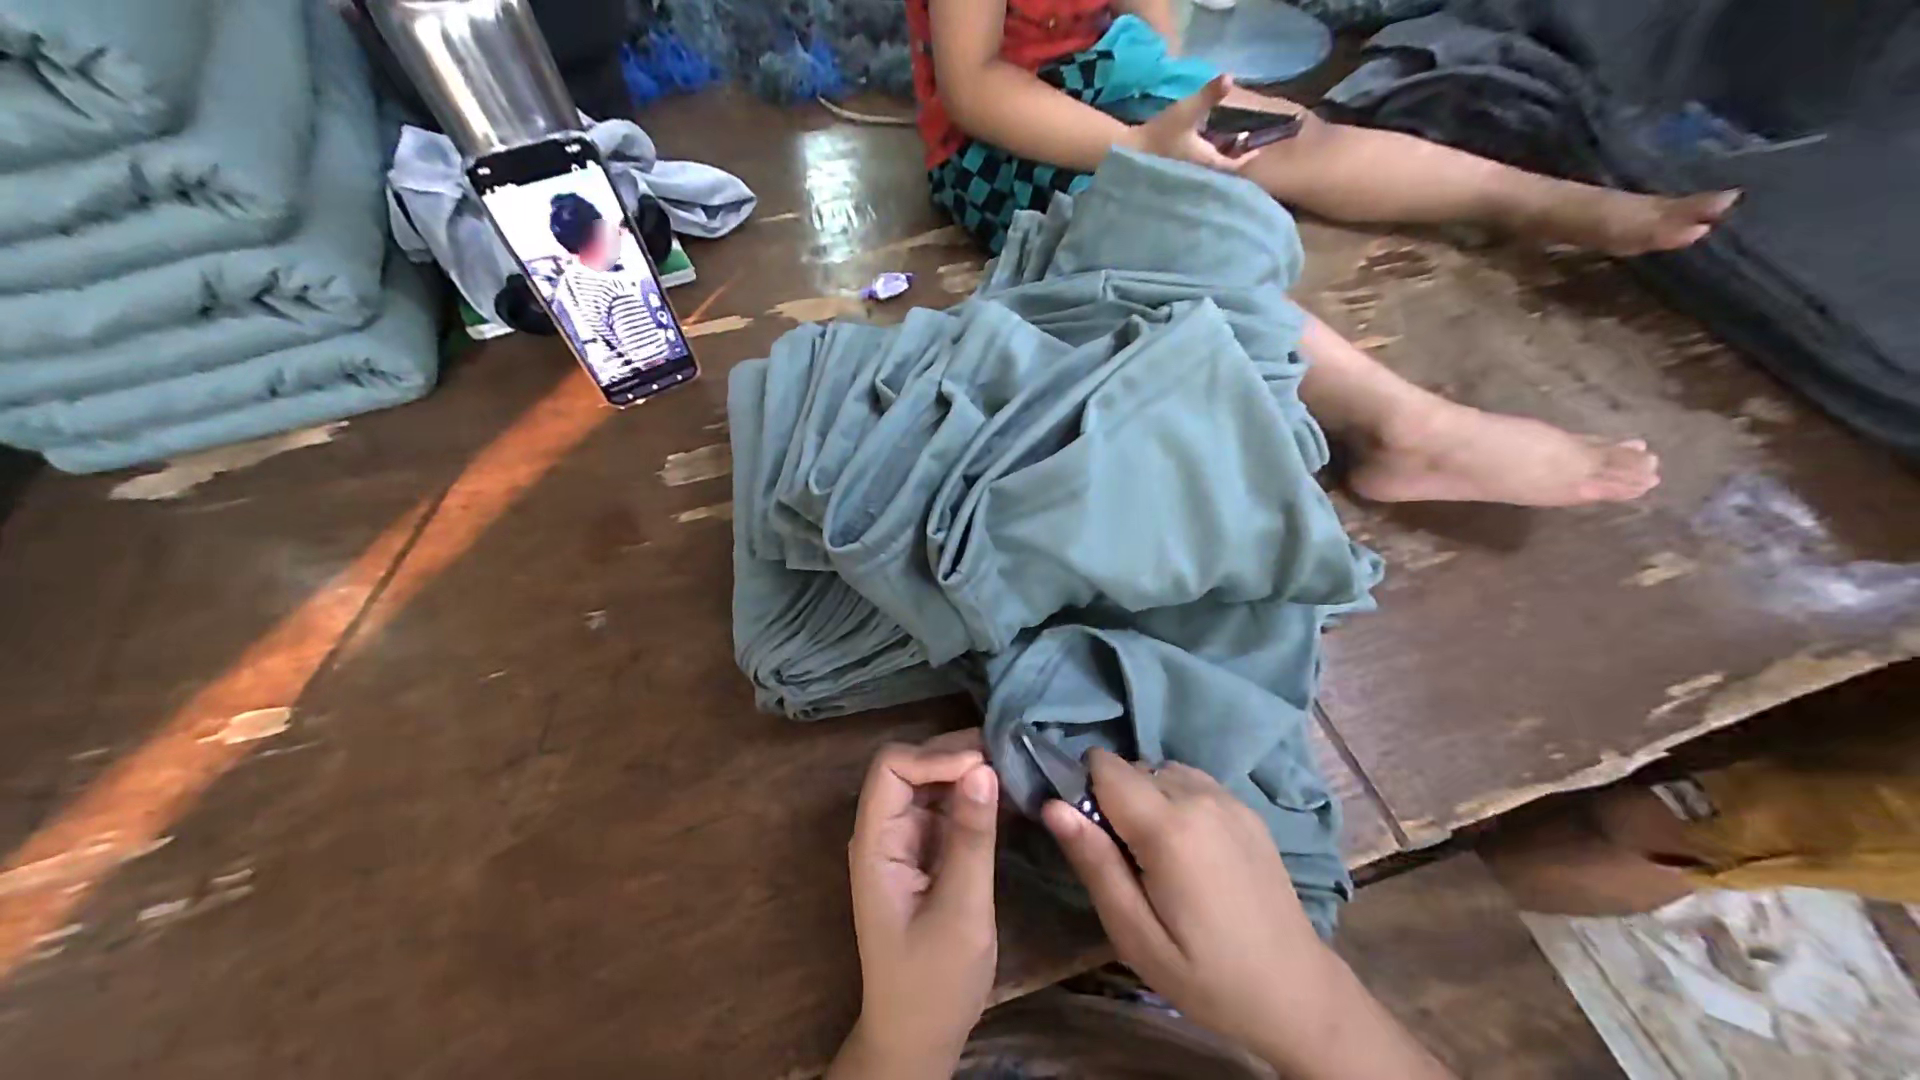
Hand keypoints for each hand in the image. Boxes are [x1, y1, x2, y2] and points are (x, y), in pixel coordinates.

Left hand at [831, 731, 999, 1079]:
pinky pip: (947, 806)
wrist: (919, 1033)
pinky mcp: (927, 850)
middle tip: (1010, 757)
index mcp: (876, 842)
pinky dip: (974, 794)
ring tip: (1014, 768)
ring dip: (968, 770)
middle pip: (911, 766)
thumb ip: (972, 838)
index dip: (934, 756)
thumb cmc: (934, 981)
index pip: (891, 768)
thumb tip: (985, 768)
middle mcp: (885, 830)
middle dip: (956, 755)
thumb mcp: (962, 911)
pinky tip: (1007, 794)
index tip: (983, 766)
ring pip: (931, 781)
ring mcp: (905, 839)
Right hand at [1041, 751, 1333, 1052]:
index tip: (1090, 834)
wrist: (1296, 992)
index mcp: (1168, 827)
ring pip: (1158, 770)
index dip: (1084, 790)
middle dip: (1113, 799)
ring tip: (1156, 854)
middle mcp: (1199, 796)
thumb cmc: (1205, 975)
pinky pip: (1189, 780)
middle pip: (1130, 768)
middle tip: (1125, 860)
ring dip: (1144, 797)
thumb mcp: (1134, 934)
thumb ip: (1093, 862)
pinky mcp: (1245, 807)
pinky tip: (1188, 847)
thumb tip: (1052, 804)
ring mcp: (1227, 798)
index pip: (1103, 766)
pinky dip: (1174, 798)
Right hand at [1120, 75, 1246, 172]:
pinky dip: (1203, 166)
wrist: (1127, 154)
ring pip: (1209, 174)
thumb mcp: (1186, 110)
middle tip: (1243, 149)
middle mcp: (1198, 175)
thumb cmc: (1159, 134)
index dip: (1247, 158)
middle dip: (1233, 161)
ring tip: (1225, 150)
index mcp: (1205, 162)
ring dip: (1218, 163)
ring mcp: (1185, 179)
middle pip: (1222, 173)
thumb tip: (1229, 77)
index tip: (1257, 150)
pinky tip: (1202, 154)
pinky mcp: (1174, 178)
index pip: (1233, 166)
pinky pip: (1196, 174)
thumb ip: (1209, 95)